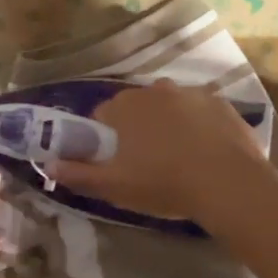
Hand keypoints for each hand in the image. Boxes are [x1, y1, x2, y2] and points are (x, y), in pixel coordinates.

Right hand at [51, 80, 274, 222]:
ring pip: (169, 106)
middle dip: (136, 128)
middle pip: (136, 107)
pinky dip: (199, 125)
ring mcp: (190, 92)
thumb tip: (49, 163)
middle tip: (146, 163)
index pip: (101, 116)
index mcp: (124, 107)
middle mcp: (154, 90)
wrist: (228, 183)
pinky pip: (200, 111)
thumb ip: (78, 174)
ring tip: (179, 157)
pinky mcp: (221, 102)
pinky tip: (206, 151)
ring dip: (168, 124)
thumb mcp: (115, 187)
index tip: (115, 162)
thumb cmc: (164, 183)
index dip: (104, 139)